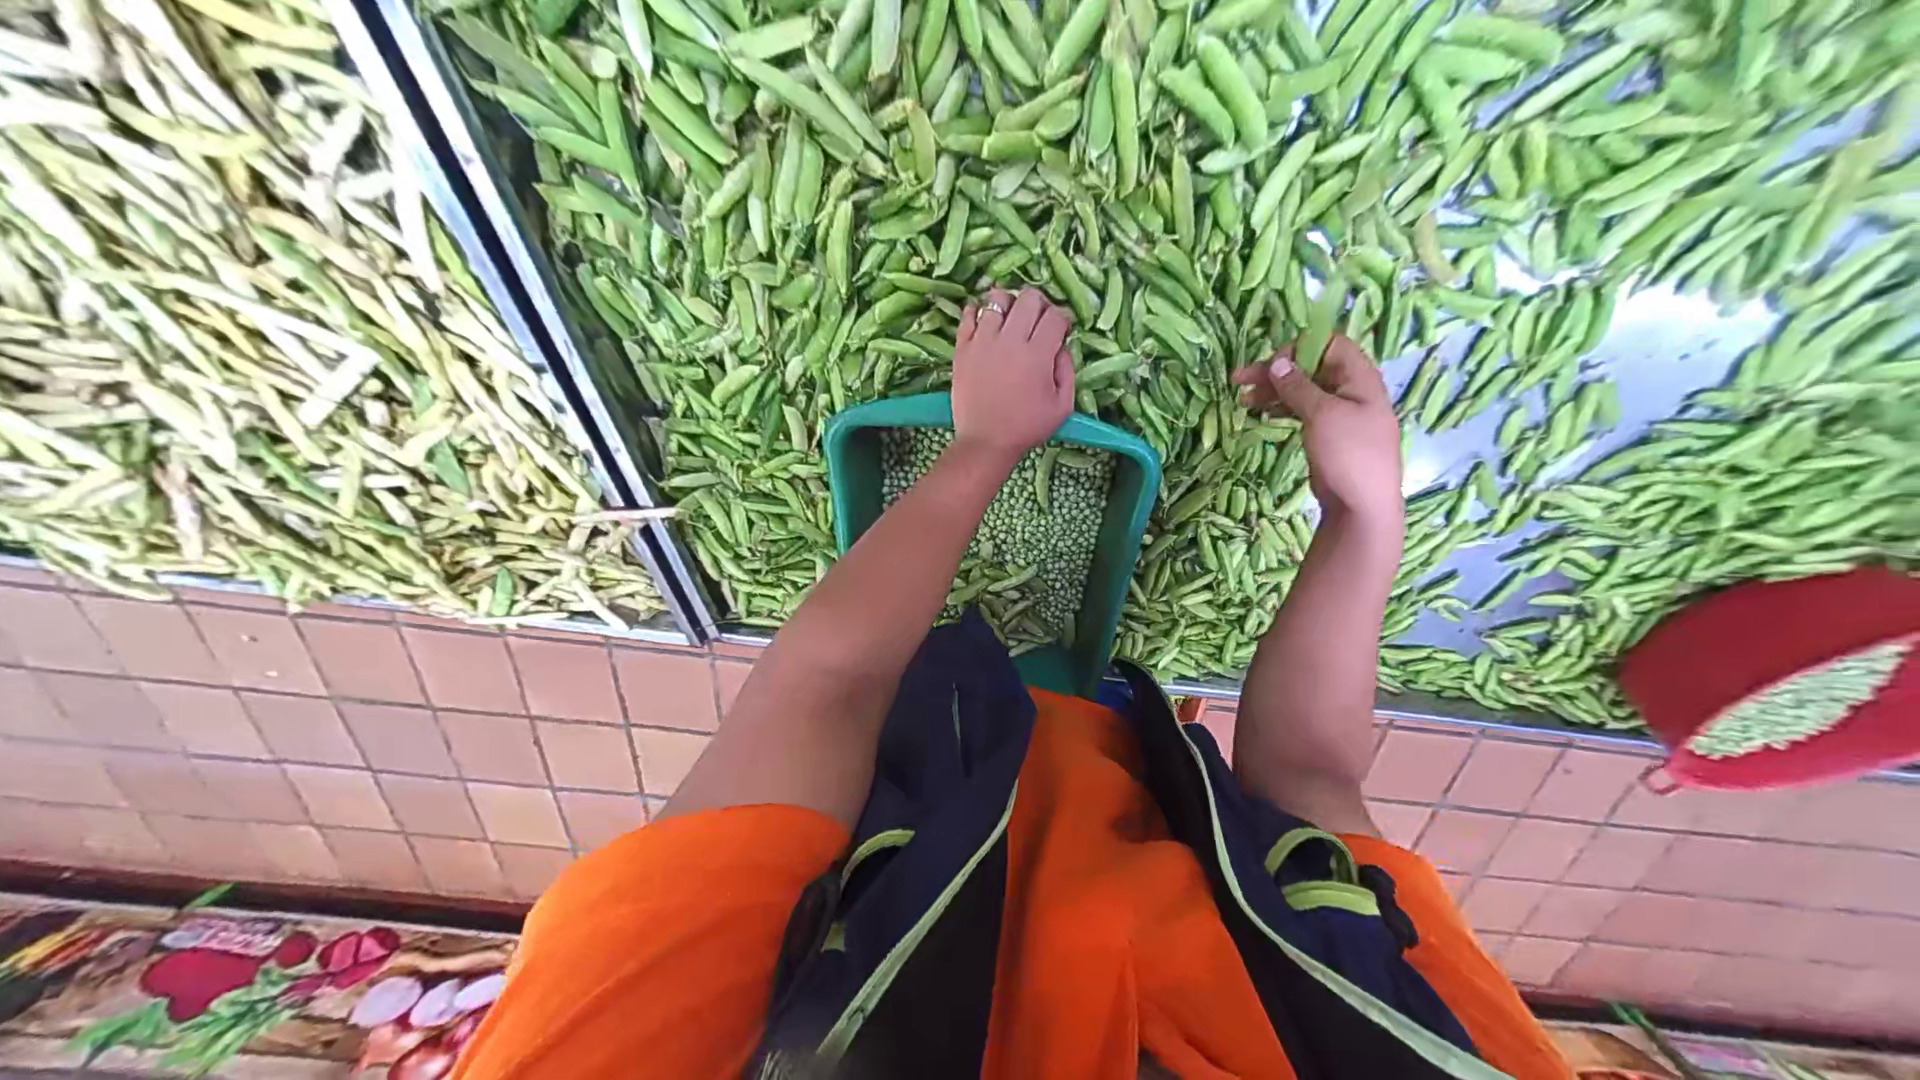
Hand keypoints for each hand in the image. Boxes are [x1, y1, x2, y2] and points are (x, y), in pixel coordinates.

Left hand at [951, 287, 1073, 463]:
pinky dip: (979, 311)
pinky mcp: (963, 348)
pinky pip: (969, 315)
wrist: (986, 442)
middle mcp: (1010, 340)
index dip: (1062, 319)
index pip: (1056, 316)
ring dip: (1009, 303)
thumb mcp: (1062, 406)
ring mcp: (983, 341)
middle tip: (1038, 320)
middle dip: (1040, 304)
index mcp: (1037, 354)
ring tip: (1011, 319)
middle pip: (1029, 298)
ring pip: (997, 299)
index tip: (1060, 331)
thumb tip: (1061, 345)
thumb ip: (1067, 370)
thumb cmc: (1027, 427)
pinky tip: (986, 322)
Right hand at [1231, 334, 1402, 522]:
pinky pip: (1301, 410)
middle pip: (1310, 367)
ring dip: (1273, 391)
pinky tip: (1259, 412)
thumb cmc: (1348, 454)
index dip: (1299, 348)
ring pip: (1302, 390)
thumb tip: (1278, 363)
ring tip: (1242, 400)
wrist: (1361, 504)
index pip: (1329, 344)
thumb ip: (1299, 387)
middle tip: (1239, 379)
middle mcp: (1350, 390)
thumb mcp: (1323, 415)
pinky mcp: (1326, 433)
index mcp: (1359, 378)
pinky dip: (1280, 408)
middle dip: (1276, 371)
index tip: (1271, 363)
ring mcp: (1338, 413)